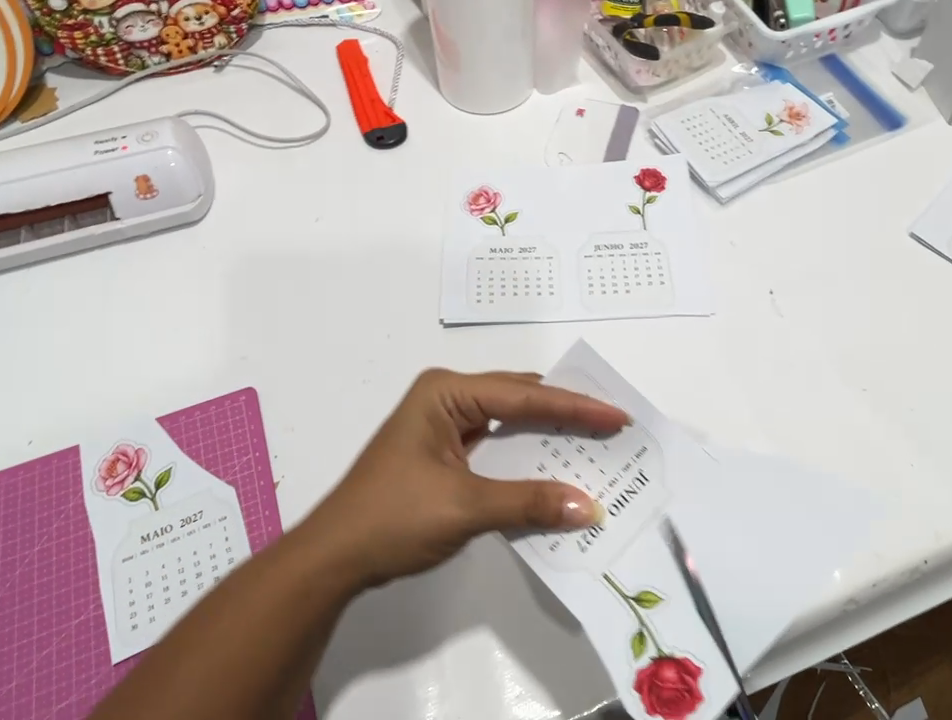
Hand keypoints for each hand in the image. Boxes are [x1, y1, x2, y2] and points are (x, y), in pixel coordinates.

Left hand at [300, 369, 628, 587]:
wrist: (334, 558)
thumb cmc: (393, 517)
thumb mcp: (465, 507)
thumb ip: (529, 502)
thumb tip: (588, 507)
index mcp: (445, 393)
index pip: (523, 396)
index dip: (574, 406)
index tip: (617, 415)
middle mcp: (446, 400)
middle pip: (518, 401)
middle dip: (564, 414)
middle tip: (613, 425)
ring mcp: (444, 427)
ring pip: (509, 424)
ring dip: (547, 438)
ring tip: (595, 445)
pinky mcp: (445, 456)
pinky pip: (496, 449)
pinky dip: (526, 461)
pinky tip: (555, 472)